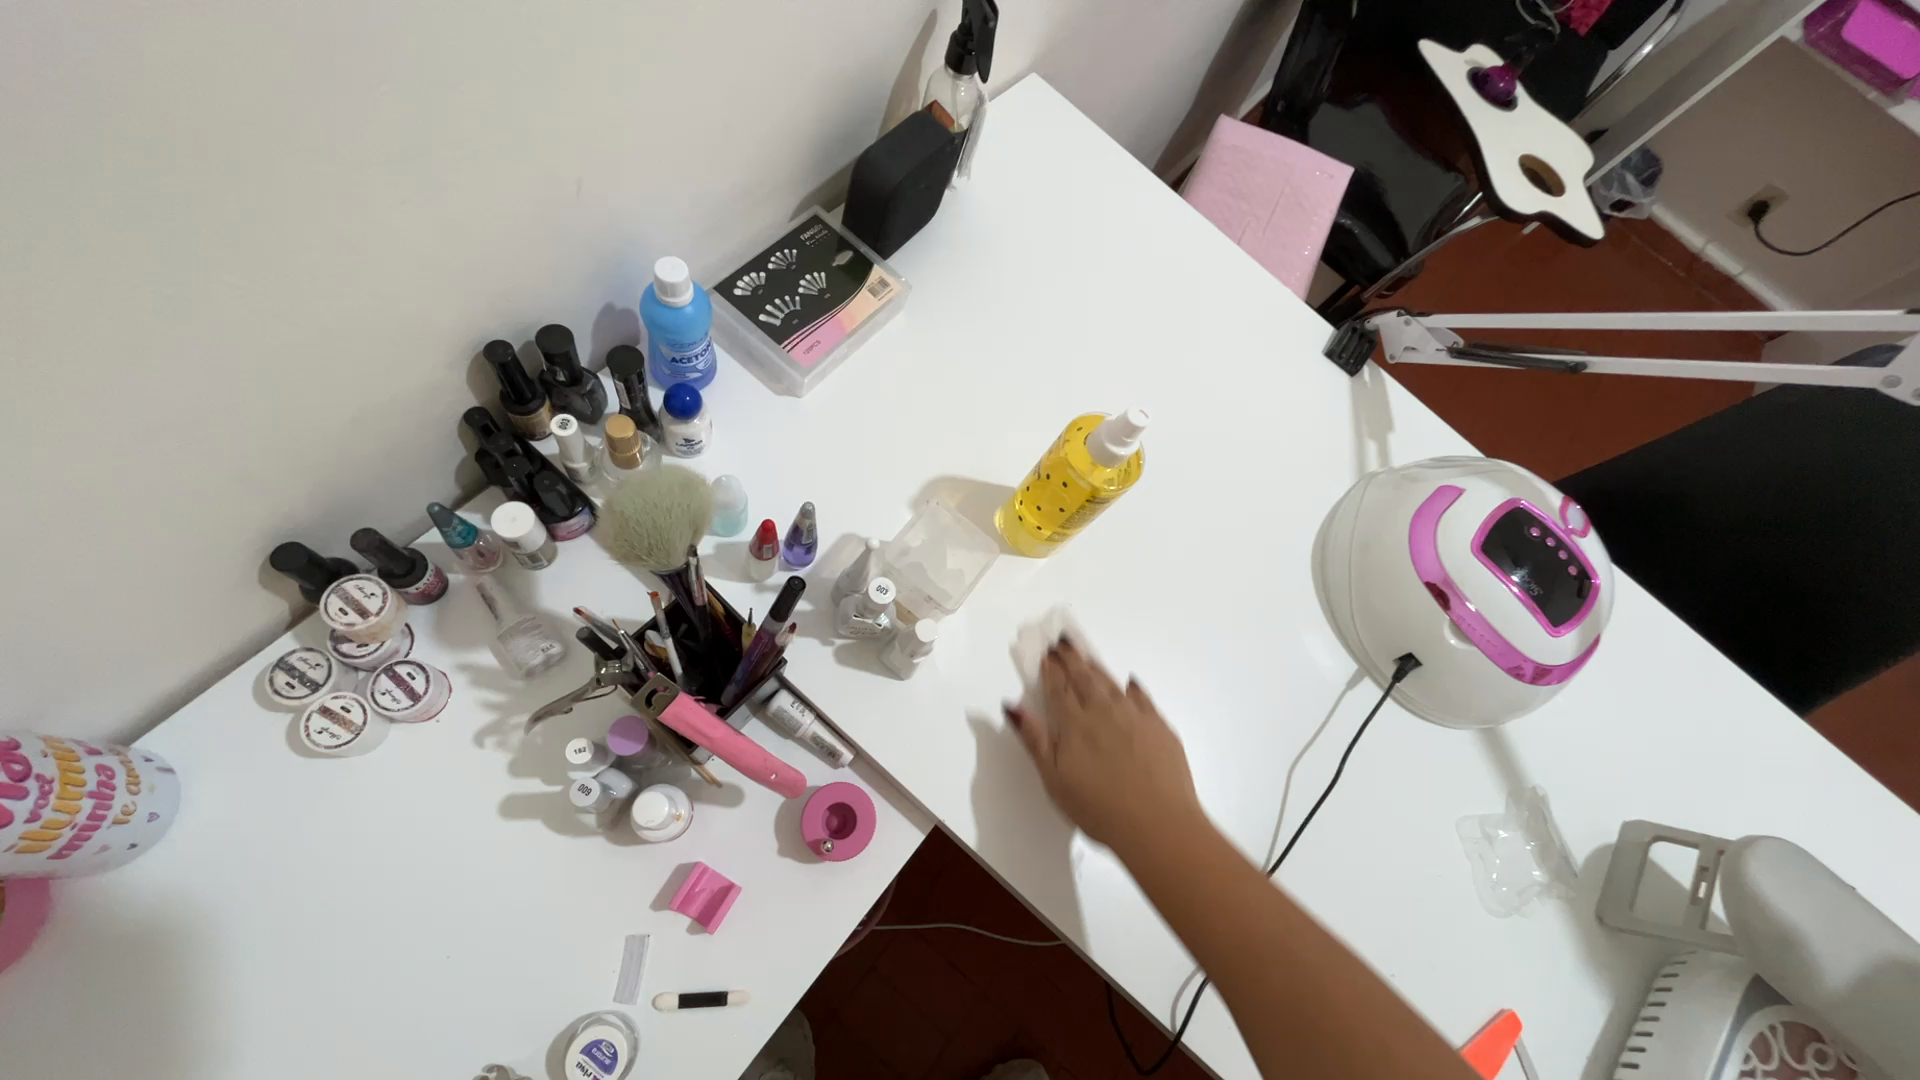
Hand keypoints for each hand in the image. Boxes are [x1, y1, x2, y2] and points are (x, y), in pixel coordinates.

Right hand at [1006, 638, 1201, 855]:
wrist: (1158, 824)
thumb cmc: (1098, 808)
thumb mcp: (1055, 779)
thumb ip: (1035, 739)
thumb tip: (1012, 705)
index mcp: (1075, 724)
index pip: (1059, 689)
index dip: (1051, 670)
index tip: (1046, 653)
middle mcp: (1103, 712)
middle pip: (1084, 678)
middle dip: (1071, 659)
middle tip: (1063, 642)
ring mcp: (1135, 717)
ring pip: (1111, 683)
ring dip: (1096, 667)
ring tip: (1087, 655)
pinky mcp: (1159, 727)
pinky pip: (1142, 698)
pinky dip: (1133, 687)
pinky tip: (1130, 682)